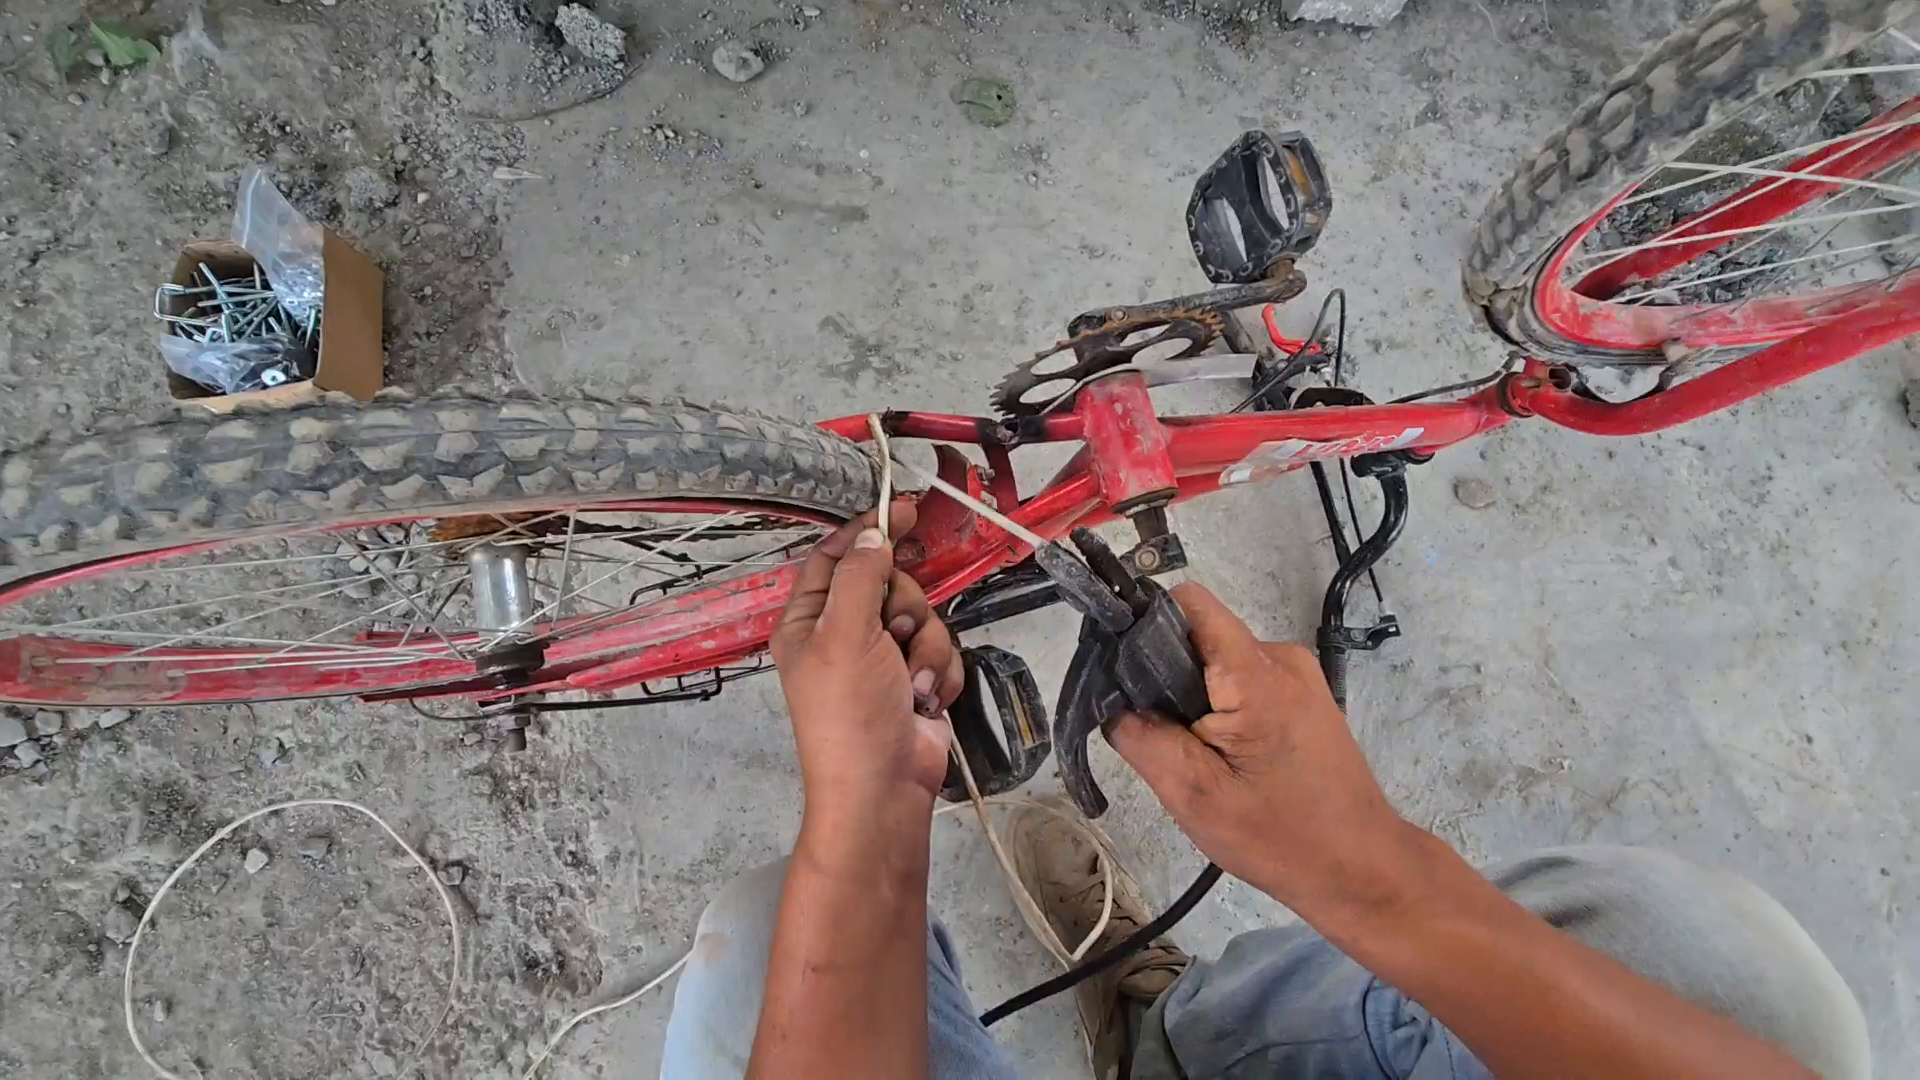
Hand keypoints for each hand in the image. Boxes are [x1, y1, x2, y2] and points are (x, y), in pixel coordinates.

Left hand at [771, 502, 965, 821]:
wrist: (885, 789)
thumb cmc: (851, 712)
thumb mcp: (846, 635)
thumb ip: (861, 577)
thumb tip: (871, 534)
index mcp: (809, 620)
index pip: (837, 557)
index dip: (868, 531)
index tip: (905, 510)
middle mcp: (845, 632)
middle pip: (890, 583)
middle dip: (906, 608)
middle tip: (897, 635)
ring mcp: (883, 657)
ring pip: (924, 616)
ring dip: (927, 648)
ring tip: (912, 682)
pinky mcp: (916, 677)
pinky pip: (942, 648)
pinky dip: (940, 672)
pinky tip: (927, 699)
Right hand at [1104, 583, 1415, 912]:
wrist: (1364, 871)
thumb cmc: (1279, 835)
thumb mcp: (1193, 794)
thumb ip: (1141, 737)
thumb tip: (1110, 700)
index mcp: (1254, 672)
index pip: (1188, 604)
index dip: (1145, 623)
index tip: (1122, 669)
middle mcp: (1280, 657)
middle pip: (1199, 635)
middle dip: (1166, 676)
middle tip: (1162, 735)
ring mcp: (1298, 675)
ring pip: (1217, 660)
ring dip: (1194, 697)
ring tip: (1196, 753)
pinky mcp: (1304, 695)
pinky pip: (1241, 679)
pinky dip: (1221, 706)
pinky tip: (1225, 756)